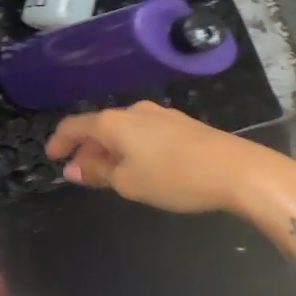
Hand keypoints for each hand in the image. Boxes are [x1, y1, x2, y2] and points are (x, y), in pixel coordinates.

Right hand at [45, 101, 295, 216]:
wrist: (243, 172)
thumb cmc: (175, 178)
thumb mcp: (128, 183)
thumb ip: (97, 174)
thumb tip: (74, 169)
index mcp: (113, 122)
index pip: (73, 126)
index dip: (58, 142)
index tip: (52, 158)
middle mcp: (134, 112)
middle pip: (99, 127)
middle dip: (86, 149)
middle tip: (82, 172)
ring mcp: (162, 116)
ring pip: (124, 131)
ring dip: (111, 150)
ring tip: (112, 173)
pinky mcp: (185, 126)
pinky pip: (145, 133)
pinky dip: (133, 148)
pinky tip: (141, 166)